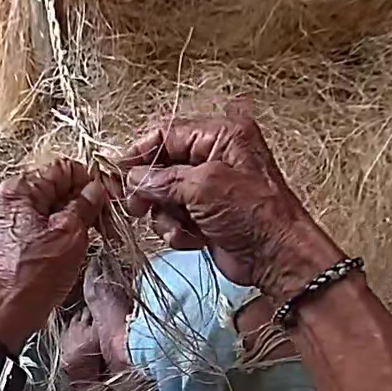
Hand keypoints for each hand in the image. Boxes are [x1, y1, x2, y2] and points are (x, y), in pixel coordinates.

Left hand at [0, 160, 110, 351]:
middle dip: (84, 204)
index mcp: (21, 189)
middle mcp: (13, 201)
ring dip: (77, 223)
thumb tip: (96, 190)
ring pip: (55, 212)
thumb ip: (84, 206)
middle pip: (59, 189)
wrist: (6, 314)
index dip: (89, 182)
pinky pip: (46, 230)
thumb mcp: (69, 235)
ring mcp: (14, 223)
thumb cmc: (33, 277)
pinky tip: (75, 252)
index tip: (106, 200)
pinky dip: (63, 237)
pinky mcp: (17, 244)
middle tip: (104, 225)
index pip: (65, 168)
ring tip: (93, 241)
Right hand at [118, 103, 342, 295]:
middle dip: (149, 191)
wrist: (274, 256)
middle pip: (160, 167)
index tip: (118, 176)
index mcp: (220, 135)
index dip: (139, 155)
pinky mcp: (203, 215)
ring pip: (163, 197)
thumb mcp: (204, 187)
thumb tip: (132, 178)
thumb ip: (163, 179)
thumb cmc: (251, 214)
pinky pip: (173, 219)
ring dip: (165, 217)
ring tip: (181, 229)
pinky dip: (177, 231)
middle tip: (136, 209)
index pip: (166, 134)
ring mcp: (207, 188)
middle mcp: (213, 156)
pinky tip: (193, 239)